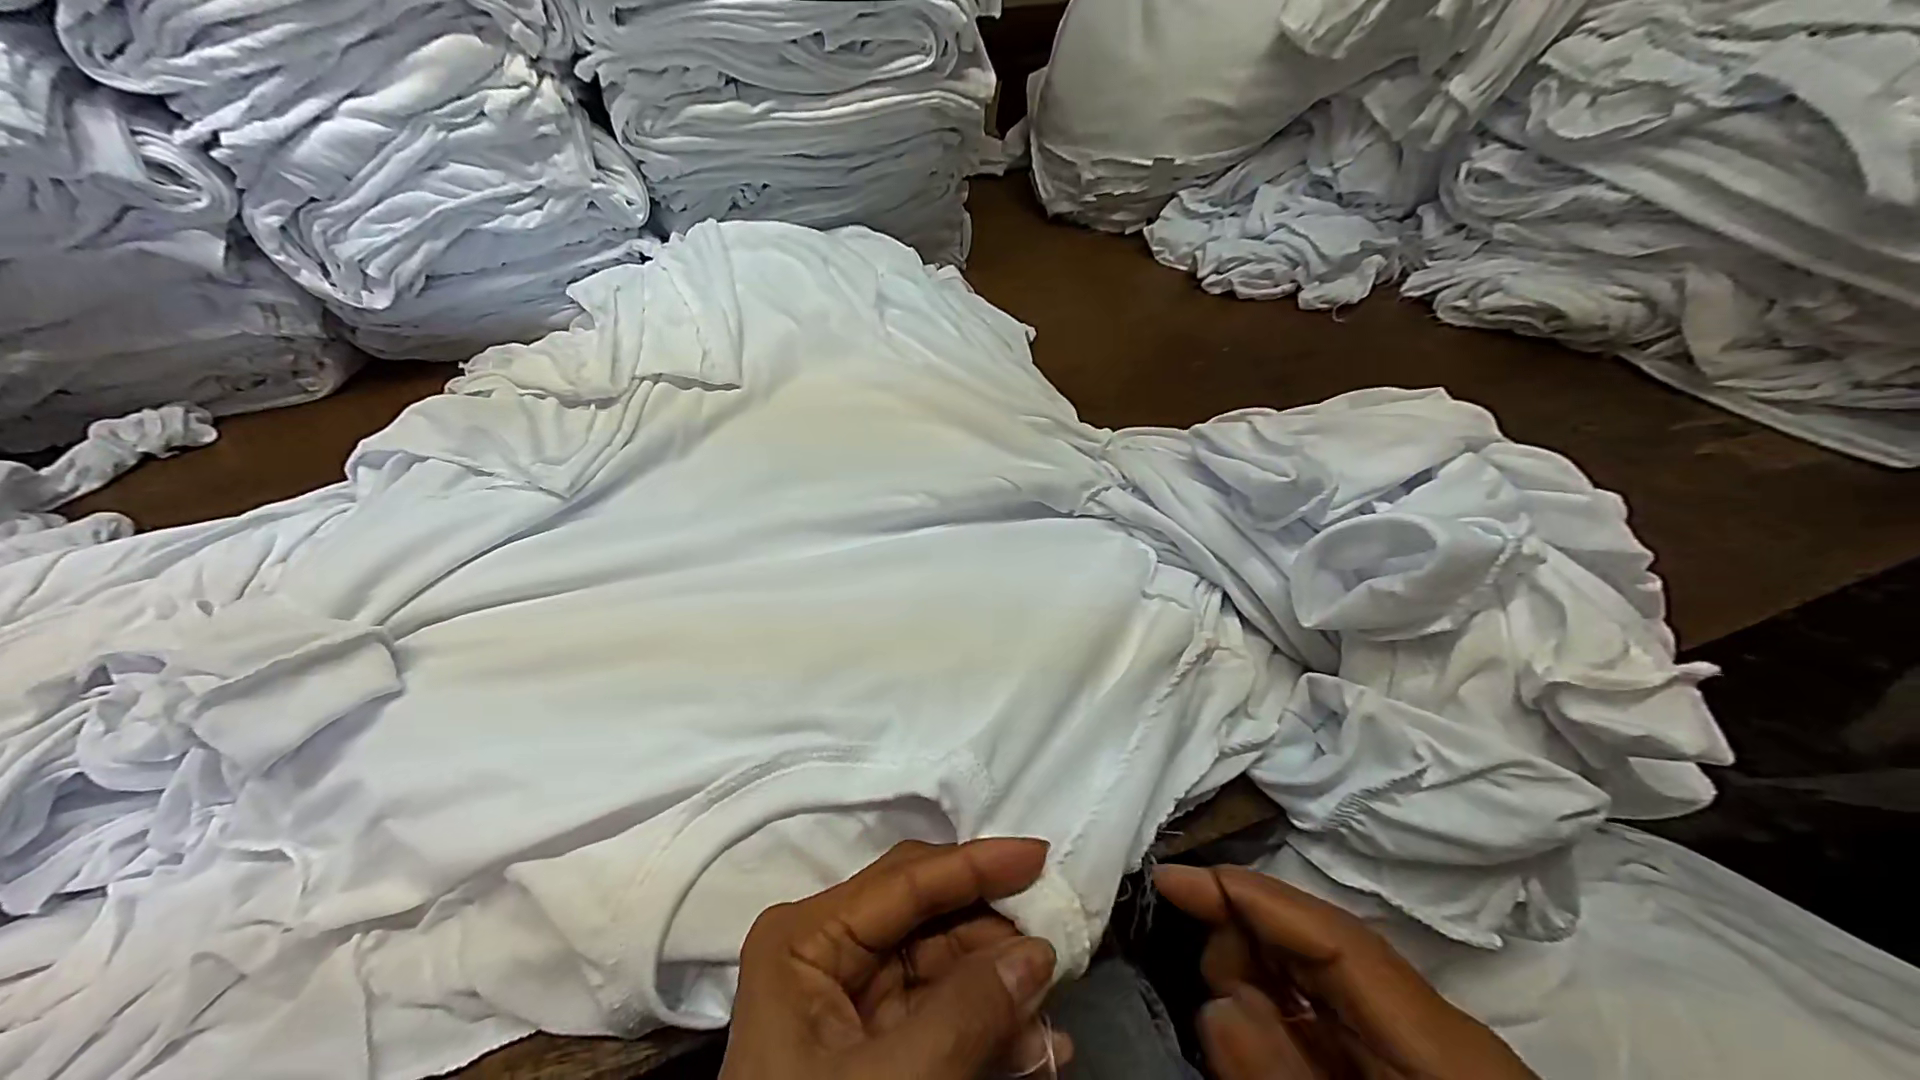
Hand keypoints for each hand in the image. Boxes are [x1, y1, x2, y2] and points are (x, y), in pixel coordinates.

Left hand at [720, 838, 1073, 1079]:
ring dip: (1000, 982)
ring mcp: (850, 996)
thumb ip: (967, 1012)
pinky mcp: (872, 1041)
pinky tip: (1035, 1047)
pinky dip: (987, 1024)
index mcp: (808, 937)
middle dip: (993, 926)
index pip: (906, 879)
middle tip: (1055, 930)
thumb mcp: (893, 1078)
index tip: (1040, 854)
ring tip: (1053, 1000)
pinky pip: (941, 1011)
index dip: (976, 863)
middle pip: (927, 913)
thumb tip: (1037, 952)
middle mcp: (827, 950)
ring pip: (942, 962)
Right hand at [1153, 864, 1537, 1079]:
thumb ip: (1282, 1079)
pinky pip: (1328, 1023)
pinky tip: (1258, 1038)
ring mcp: (1422, 1054)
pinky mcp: (1402, 1074)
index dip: (1249, 895)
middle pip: (1321, 948)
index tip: (1171, 880)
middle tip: (1208, 985)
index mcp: (1442, 1047)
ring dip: (1260, 983)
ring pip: (1320, 982)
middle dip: (1248, 943)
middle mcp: (1434, 1033)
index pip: (1333, 937)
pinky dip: (1282, 1019)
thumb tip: (1217, 1002)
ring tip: (1232, 1024)